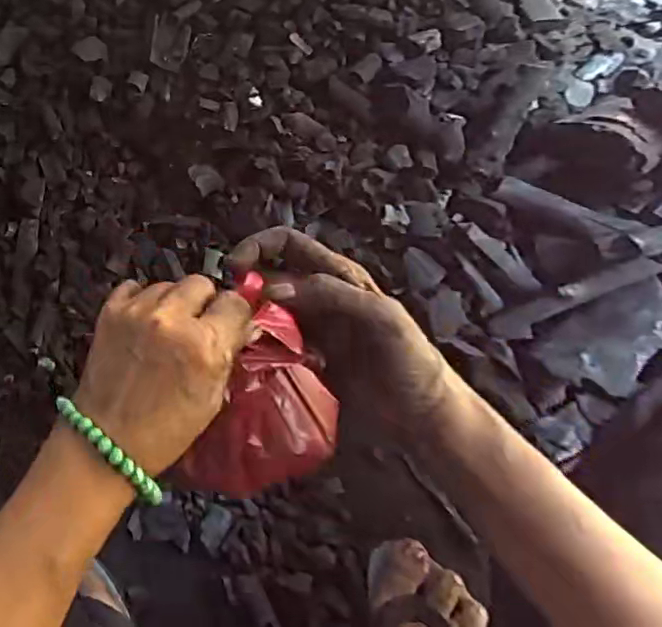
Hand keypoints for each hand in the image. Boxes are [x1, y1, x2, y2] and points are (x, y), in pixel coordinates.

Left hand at [71, 275, 254, 474]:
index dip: (236, 313)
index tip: (231, 322)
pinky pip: (134, 286)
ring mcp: (136, 310)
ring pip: (167, 284)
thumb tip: (244, 327)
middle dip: (205, 301)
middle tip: (199, 323)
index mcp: (204, 344)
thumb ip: (227, 355)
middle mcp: (171, 318)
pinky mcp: (110, 309)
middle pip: (200, 283)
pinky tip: (143, 319)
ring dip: (173, 301)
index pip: (234, 303)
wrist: (110, 436)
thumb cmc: (168, 428)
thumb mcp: (212, 397)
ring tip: (169, 326)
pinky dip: (142, 298)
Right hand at [227, 227, 464, 438]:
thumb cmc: (413, 363)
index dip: (256, 246)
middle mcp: (315, 294)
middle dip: (246, 285)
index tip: (235, 269)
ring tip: (243, 333)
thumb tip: (271, 287)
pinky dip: (254, 342)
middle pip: (265, 273)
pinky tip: (256, 355)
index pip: (284, 242)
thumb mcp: (382, 317)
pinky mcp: (299, 354)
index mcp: (335, 275)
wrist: (426, 419)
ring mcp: (306, 325)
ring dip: (247, 316)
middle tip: (235, 308)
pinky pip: (266, 339)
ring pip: (261, 307)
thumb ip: (330, 293)